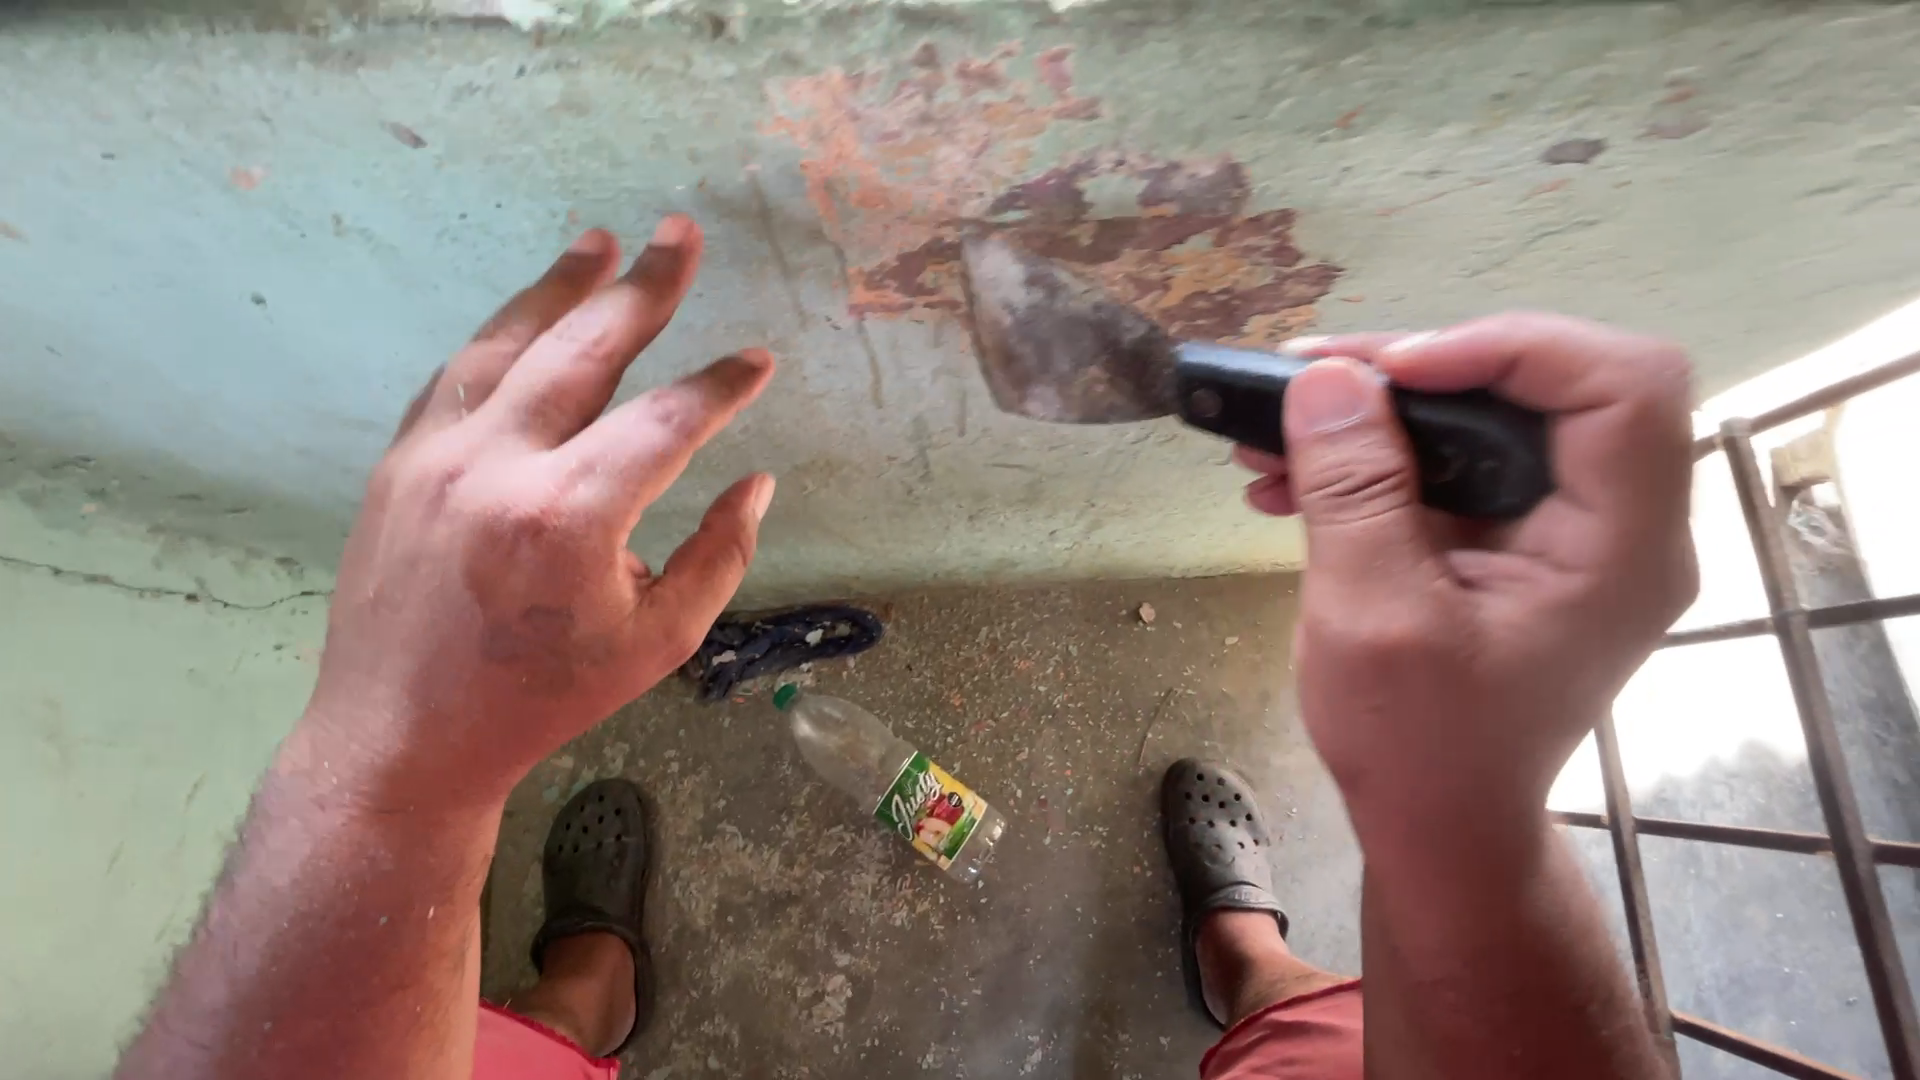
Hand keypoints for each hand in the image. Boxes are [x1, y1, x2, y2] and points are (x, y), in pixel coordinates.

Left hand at [297, 217, 773, 809]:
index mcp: (574, 517)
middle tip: (681, 235)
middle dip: (645, 289)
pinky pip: (459, 374)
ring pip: (510, 342)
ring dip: (563, 286)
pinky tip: (531, 311)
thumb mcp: (662, 640)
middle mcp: (501, 464)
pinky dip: (503, 332)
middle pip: (586, 350)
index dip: (722, 386)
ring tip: (603, 242)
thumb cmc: (549, 695)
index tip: (759, 362)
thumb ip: (720, 555)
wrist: (404, 735)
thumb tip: (755, 483)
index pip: (668, 421)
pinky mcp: (402, 462)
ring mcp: (439, 455)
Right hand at [1241, 313, 1697, 832]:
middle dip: (1401, 378)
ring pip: (1466, 425)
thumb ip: (1353, 492)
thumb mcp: (1370, 613)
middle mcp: (1600, 521)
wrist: (1428, 816)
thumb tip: (1322, 379)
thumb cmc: (1412, 740)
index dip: (1505, 348)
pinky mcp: (1489, 544)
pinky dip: (1357, 466)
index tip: (1384, 372)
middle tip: (1299, 384)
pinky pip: (1431, 472)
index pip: (1616, 383)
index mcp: (1615, 543)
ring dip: (1362, 421)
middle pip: (1528, 391)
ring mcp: (1543, 532)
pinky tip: (1281, 482)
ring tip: (1264, 435)